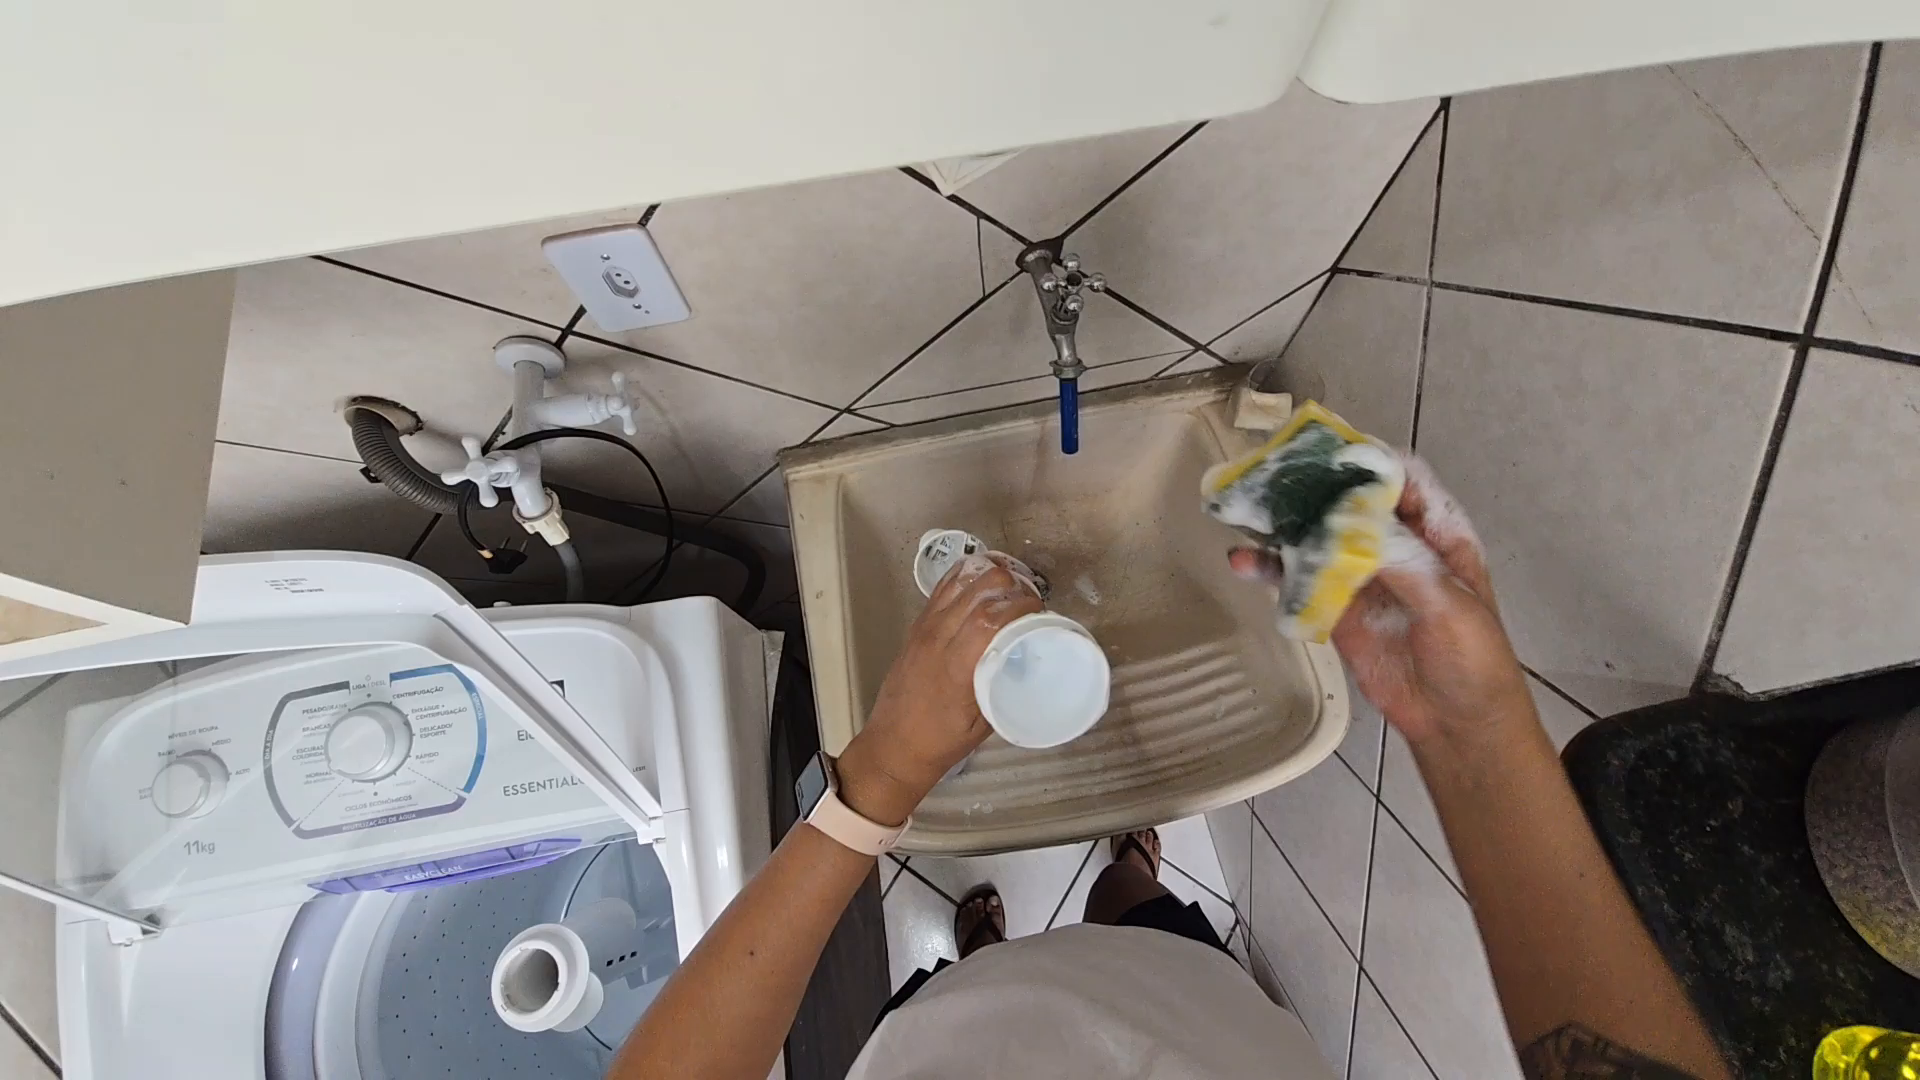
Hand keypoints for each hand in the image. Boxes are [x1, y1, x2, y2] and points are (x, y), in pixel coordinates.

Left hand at [837, 554, 1043, 824]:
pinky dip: (964, 577)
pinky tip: (981, 579)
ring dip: (988, 575)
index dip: (1019, 604)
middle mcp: (938, 639)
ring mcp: (923, 628)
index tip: (1039, 608)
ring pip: (958, 582)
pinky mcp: (916, 626)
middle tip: (1029, 597)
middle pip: (977, 590)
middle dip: (1010, 584)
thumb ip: (1003, 682)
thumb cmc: (942, 741)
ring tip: (1010, 585)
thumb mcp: (985, 721)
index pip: (990, 617)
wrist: (893, 746)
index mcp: (957, 666)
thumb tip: (1026, 654)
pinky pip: (941, 590)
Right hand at [1230, 456, 1534, 749]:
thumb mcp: (1451, 606)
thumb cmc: (1473, 660)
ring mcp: (1359, 574)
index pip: (1399, 479)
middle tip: (1268, 476)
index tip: (1323, 453)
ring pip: (1315, 536)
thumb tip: (1350, 520)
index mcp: (1434, 533)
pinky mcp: (1332, 603)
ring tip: (1244, 513)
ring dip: (1280, 525)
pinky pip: (1297, 578)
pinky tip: (1244, 562)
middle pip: (1347, 502)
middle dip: (1310, 487)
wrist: (1453, 722)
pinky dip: (1269, 568)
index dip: (1365, 462)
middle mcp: (1392, 544)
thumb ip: (1404, 562)